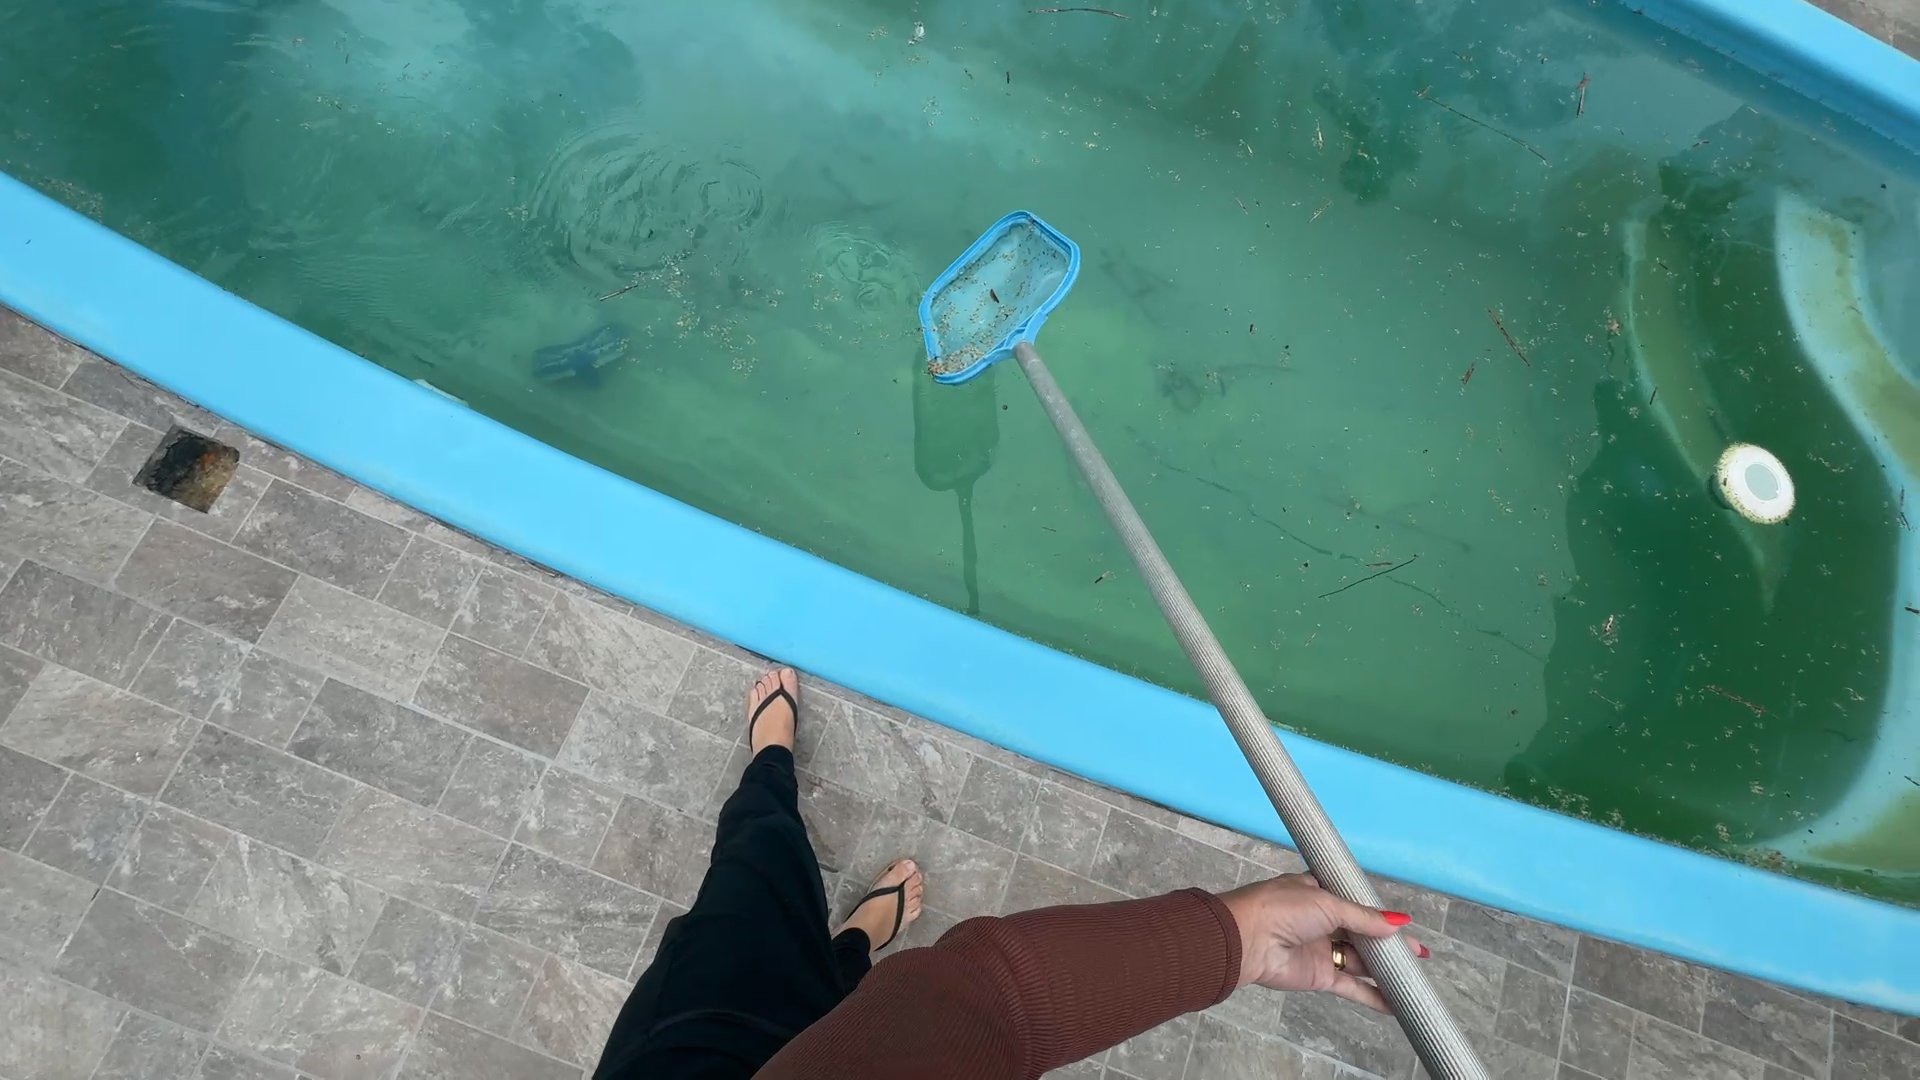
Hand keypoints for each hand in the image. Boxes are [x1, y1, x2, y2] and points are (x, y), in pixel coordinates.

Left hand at [1218, 873, 1427, 1013]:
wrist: (1248, 939)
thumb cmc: (1282, 908)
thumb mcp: (1327, 903)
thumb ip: (1364, 916)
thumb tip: (1400, 921)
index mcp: (1315, 892)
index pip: (1353, 902)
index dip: (1377, 912)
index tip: (1405, 923)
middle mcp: (1318, 920)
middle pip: (1360, 933)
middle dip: (1388, 943)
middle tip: (1420, 954)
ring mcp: (1320, 949)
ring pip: (1359, 961)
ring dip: (1385, 969)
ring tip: (1415, 978)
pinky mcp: (1319, 976)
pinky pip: (1352, 987)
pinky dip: (1374, 996)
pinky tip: (1398, 1004)